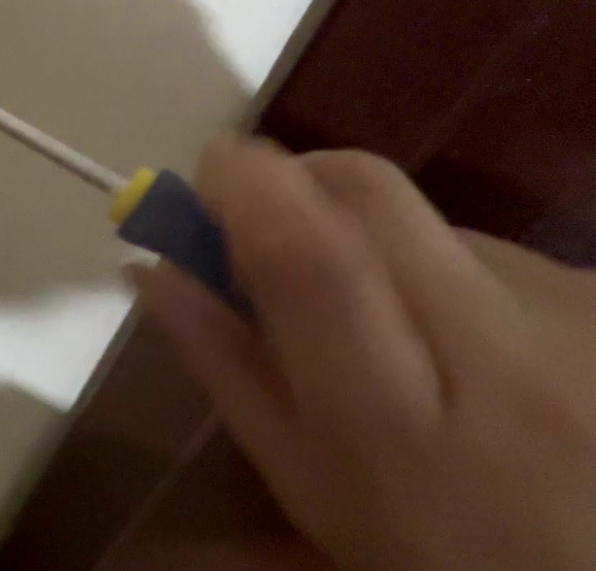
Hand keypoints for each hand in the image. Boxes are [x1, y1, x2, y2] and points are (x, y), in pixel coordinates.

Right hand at [134, 138, 595, 570]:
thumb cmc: (435, 549)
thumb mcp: (305, 477)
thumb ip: (223, 363)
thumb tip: (148, 265)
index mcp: (395, 419)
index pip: (311, 262)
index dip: (245, 190)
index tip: (206, 167)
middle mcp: (503, 355)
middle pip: (368, 194)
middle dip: (293, 179)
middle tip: (264, 221)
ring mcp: (582, 323)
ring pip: (425, 218)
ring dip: (373, 239)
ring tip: (388, 319)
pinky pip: (494, 247)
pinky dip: (446, 269)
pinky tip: (471, 342)